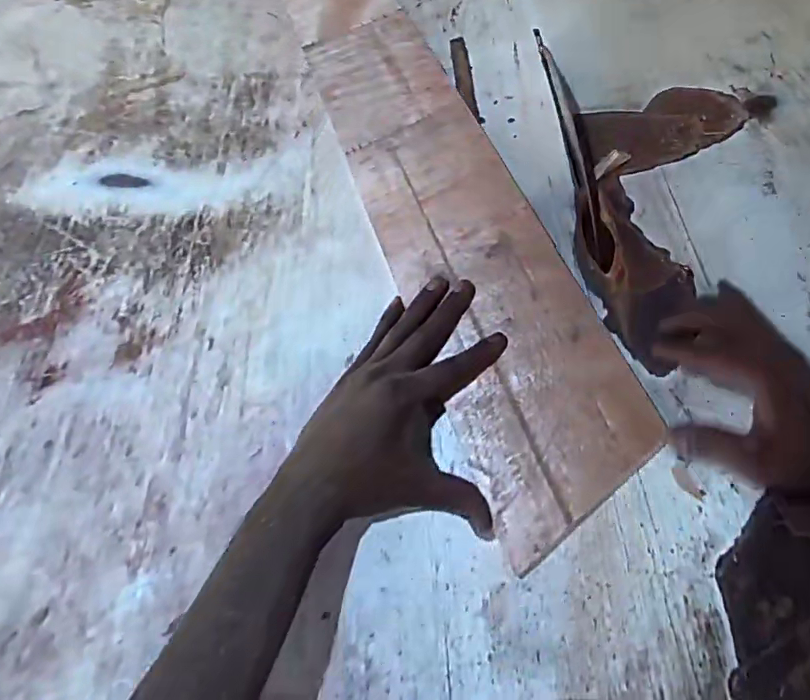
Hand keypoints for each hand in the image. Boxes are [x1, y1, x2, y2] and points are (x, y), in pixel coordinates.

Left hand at [278, 277, 507, 537]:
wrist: (308, 488)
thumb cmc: (367, 487)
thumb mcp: (419, 491)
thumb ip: (459, 500)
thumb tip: (491, 529)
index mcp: (409, 397)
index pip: (454, 371)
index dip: (480, 355)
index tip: (501, 335)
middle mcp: (389, 375)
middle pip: (427, 335)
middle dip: (451, 309)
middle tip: (467, 283)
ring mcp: (366, 372)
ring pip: (400, 330)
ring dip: (421, 305)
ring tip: (437, 280)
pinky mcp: (349, 376)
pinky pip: (374, 340)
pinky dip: (387, 321)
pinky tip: (396, 303)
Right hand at [657, 282, 809, 493]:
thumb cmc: (809, 462)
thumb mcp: (758, 463)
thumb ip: (713, 446)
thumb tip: (669, 435)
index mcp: (759, 375)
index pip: (709, 353)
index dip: (679, 349)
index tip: (653, 348)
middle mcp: (769, 352)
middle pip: (722, 320)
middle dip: (689, 319)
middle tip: (662, 327)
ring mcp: (782, 349)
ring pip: (740, 313)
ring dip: (709, 310)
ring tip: (684, 314)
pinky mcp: (790, 353)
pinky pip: (755, 318)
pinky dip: (732, 306)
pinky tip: (725, 301)